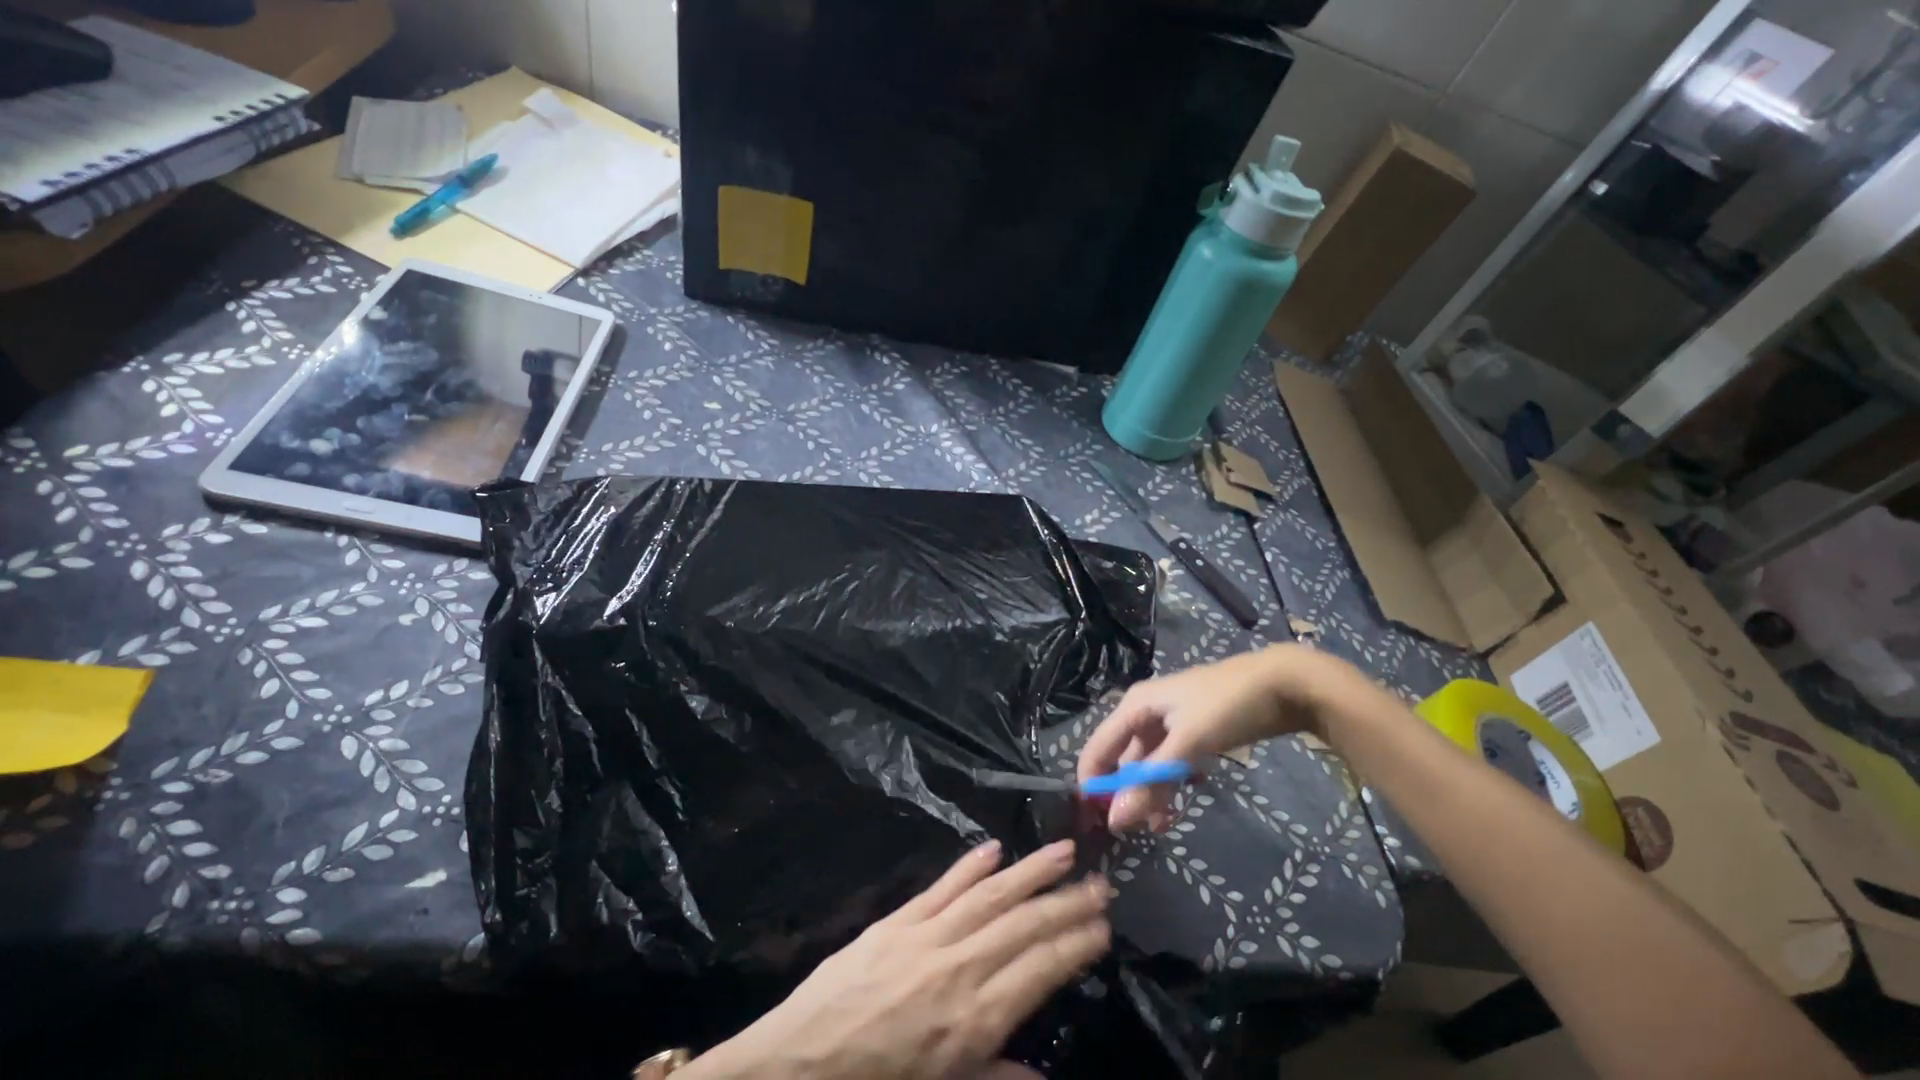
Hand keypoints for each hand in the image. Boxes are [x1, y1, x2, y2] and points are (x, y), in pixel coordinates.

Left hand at [686, 839, 1109, 1079]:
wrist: (798, 1067)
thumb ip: (997, 1076)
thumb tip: (1044, 1077)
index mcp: (978, 1019)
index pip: (1043, 968)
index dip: (1078, 943)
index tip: (1104, 924)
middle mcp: (961, 969)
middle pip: (1026, 926)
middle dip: (1067, 902)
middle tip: (1101, 883)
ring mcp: (927, 939)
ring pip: (990, 896)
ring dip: (1030, 872)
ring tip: (1064, 851)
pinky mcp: (895, 923)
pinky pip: (941, 888)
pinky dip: (969, 866)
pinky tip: (994, 848)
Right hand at [1078, 645, 1360, 831]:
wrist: (1284, 684)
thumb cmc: (1227, 706)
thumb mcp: (1188, 743)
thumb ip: (1151, 781)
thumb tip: (1115, 820)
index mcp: (1134, 707)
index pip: (1097, 749)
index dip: (1093, 785)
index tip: (1095, 824)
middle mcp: (1145, 713)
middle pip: (1123, 760)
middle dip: (1127, 794)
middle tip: (1138, 832)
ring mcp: (1170, 723)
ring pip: (1149, 765)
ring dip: (1152, 794)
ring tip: (1163, 826)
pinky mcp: (1193, 733)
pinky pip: (1171, 763)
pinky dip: (1172, 784)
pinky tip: (1179, 806)